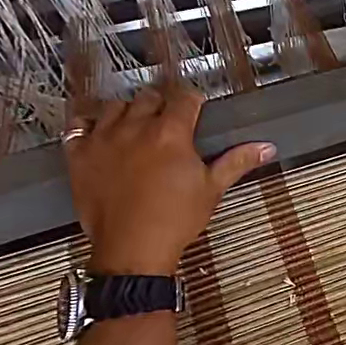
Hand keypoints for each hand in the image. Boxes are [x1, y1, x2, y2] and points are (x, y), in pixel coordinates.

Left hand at [63, 85, 274, 274]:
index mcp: (170, 134)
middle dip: (162, 104)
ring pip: (115, 106)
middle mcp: (135, 129)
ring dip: (130, 111)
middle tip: (171, 120)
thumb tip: (265, 147)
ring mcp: (104, 139)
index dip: (193, 101)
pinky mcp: (80, 155)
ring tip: (139, 125)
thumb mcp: (212, 189)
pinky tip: (102, 132)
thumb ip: (237, 162)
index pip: (183, 99)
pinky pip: (79, 125)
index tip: (196, 107)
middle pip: (149, 97)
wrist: (132, 247)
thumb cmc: (174, 219)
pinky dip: (91, 124)